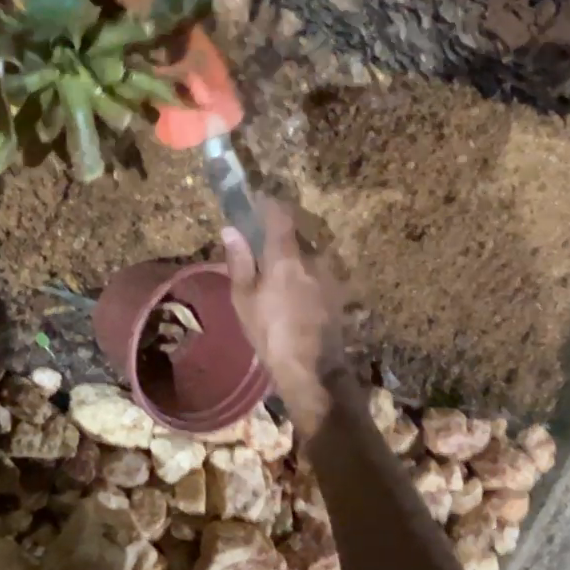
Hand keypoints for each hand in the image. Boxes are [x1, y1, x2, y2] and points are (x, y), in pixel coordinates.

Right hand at [222, 198, 349, 434]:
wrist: (312, 369)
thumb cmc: (270, 332)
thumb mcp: (244, 299)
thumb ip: (239, 261)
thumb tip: (230, 230)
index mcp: (286, 257)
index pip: (280, 216)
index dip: (268, 204)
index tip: (256, 200)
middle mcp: (313, 259)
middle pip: (296, 235)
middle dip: (279, 235)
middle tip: (260, 244)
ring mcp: (330, 276)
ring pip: (308, 255)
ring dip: (293, 258)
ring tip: (276, 275)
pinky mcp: (339, 293)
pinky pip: (317, 273)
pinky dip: (304, 275)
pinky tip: (293, 294)